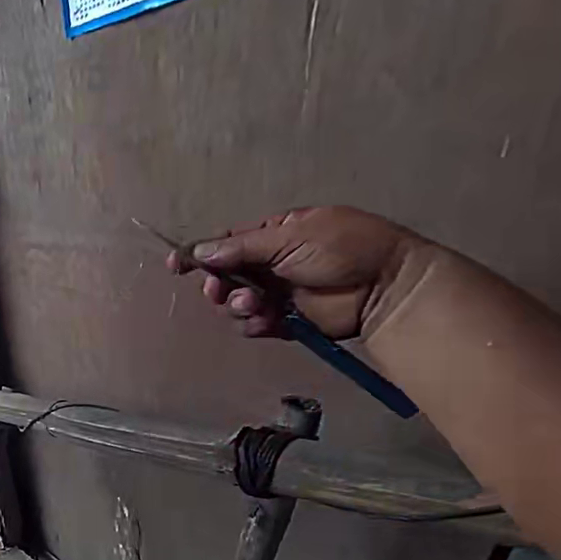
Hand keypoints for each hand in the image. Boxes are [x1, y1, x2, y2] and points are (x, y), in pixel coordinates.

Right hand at [165, 206, 424, 339]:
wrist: (383, 286)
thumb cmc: (342, 248)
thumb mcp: (292, 237)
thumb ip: (242, 247)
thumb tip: (200, 251)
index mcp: (273, 235)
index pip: (227, 243)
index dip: (201, 254)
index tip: (177, 264)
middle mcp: (270, 264)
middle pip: (225, 276)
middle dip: (217, 284)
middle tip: (218, 289)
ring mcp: (276, 294)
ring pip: (235, 303)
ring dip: (236, 305)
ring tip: (252, 304)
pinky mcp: (283, 322)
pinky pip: (253, 324)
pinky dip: (253, 323)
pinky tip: (265, 319)